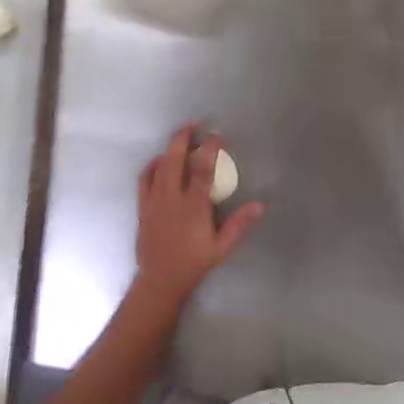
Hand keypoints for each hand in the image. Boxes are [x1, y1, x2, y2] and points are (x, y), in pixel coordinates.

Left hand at [132, 125, 263, 305]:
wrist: (160, 279)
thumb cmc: (193, 263)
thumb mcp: (221, 247)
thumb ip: (239, 224)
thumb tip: (260, 204)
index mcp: (193, 206)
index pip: (202, 169)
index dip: (210, 148)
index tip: (218, 135)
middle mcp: (171, 198)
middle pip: (175, 159)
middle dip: (183, 138)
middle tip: (194, 123)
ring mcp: (154, 200)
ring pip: (159, 165)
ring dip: (169, 147)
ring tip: (180, 136)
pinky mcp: (143, 206)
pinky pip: (144, 178)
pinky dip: (152, 164)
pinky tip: (160, 160)